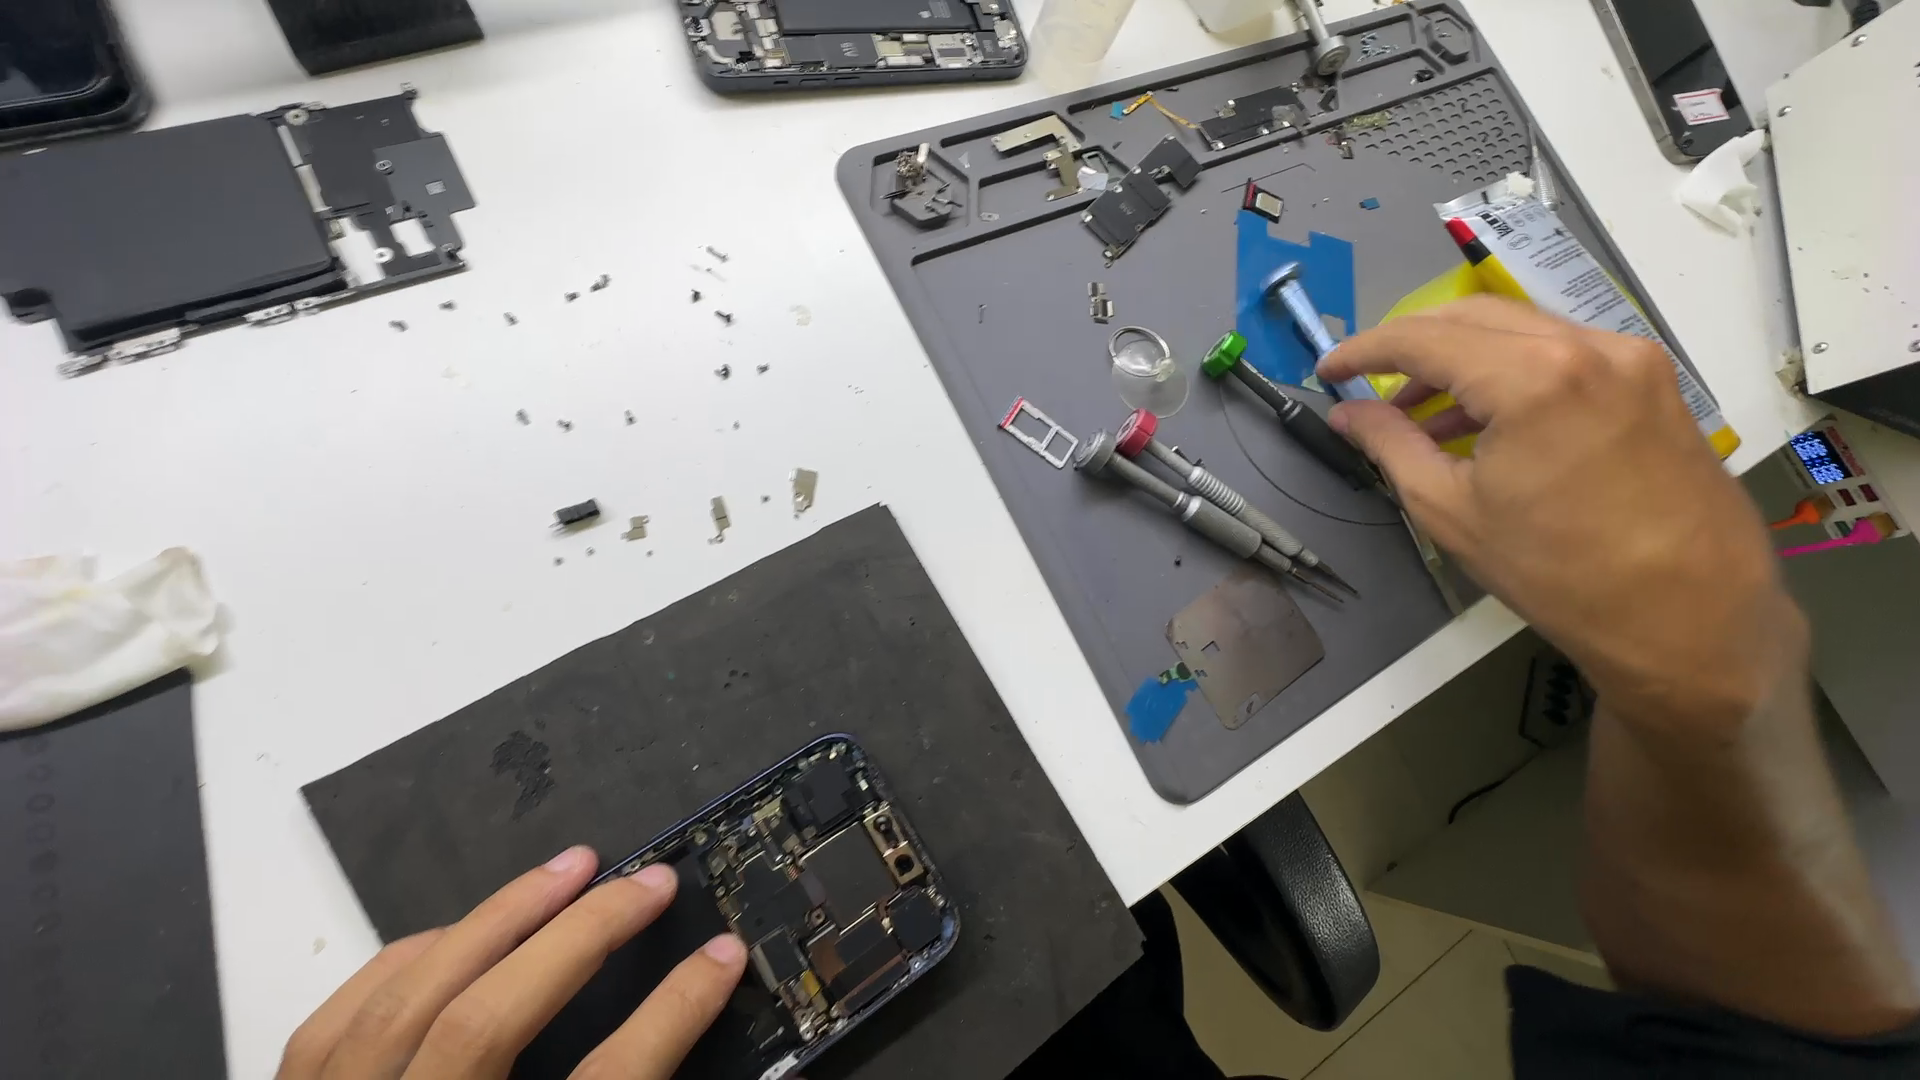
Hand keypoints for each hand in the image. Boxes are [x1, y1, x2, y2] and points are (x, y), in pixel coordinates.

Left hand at [279, 847, 747, 1079]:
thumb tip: (757, 1070)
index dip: (673, 1014)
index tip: (724, 954)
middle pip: (488, 1027)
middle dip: (584, 936)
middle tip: (653, 881)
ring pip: (409, 1007)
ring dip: (502, 918)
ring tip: (572, 867)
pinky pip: (335, 1024)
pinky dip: (408, 959)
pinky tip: (459, 930)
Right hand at [1317, 296, 1799, 727]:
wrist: (1688, 613)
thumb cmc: (1553, 569)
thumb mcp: (1447, 508)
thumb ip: (1388, 444)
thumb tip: (1345, 411)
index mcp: (1532, 377)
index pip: (1424, 338)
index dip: (1364, 349)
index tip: (1327, 369)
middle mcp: (1588, 346)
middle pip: (1471, 317)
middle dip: (1408, 344)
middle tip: (1365, 382)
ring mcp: (1629, 358)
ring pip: (1516, 329)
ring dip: (1456, 359)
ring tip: (1416, 414)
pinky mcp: (1650, 380)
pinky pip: (1557, 353)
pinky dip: (1504, 372)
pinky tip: (1477, 421)